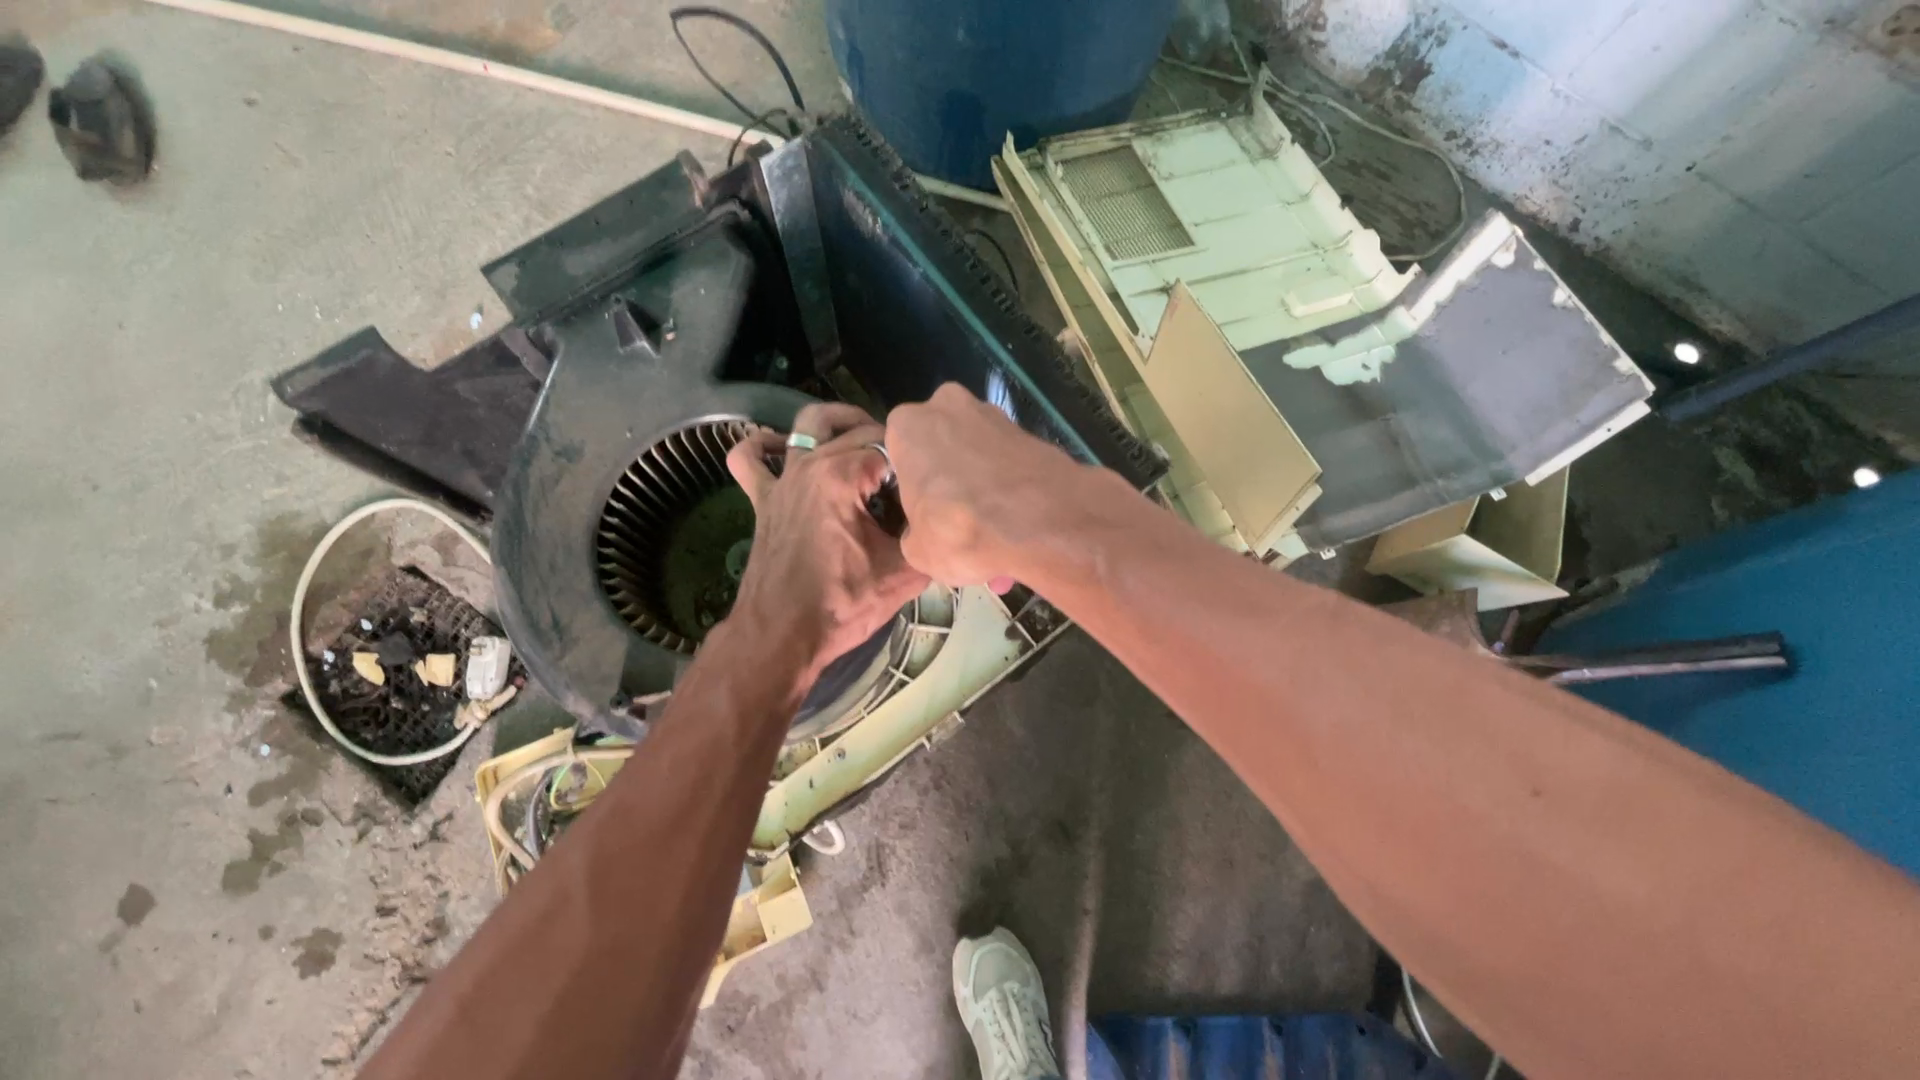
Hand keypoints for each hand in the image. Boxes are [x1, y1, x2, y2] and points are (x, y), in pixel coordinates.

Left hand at [724, 403, 928, 680]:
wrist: (782, 635)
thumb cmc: (842, 605)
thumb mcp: (905, 572)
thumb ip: (931, 540)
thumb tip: (951, 524)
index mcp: (843, 475)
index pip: (894, 447)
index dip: (917, 466)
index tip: (929, 491)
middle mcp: (810, 464)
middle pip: (859, 430)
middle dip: (891, 446)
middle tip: (912, 478)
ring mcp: (782, 479)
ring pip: (808, 424)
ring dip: (839, 423)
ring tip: (863, 438)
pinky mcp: (763, 499)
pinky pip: (751, 458)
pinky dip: (764, 445)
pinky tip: (785, 449)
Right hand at [884, 383, 1102, 587]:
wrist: (1041, 524)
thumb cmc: (959, 530)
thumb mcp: (917, 549)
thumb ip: (914, 532)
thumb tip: (925, 533)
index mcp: (907, 425)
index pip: (899, 453)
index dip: (912, 487)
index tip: (925, 514)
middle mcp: (948, 406)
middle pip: (940, 448)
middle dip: (948, 480)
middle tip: (958, 522)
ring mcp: (994, 415)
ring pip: (977, 455)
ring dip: (981, 485)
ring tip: (993, 530)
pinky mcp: (1031, 431)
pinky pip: (1008, 463)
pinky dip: (1010, 487)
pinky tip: (1018, 521)